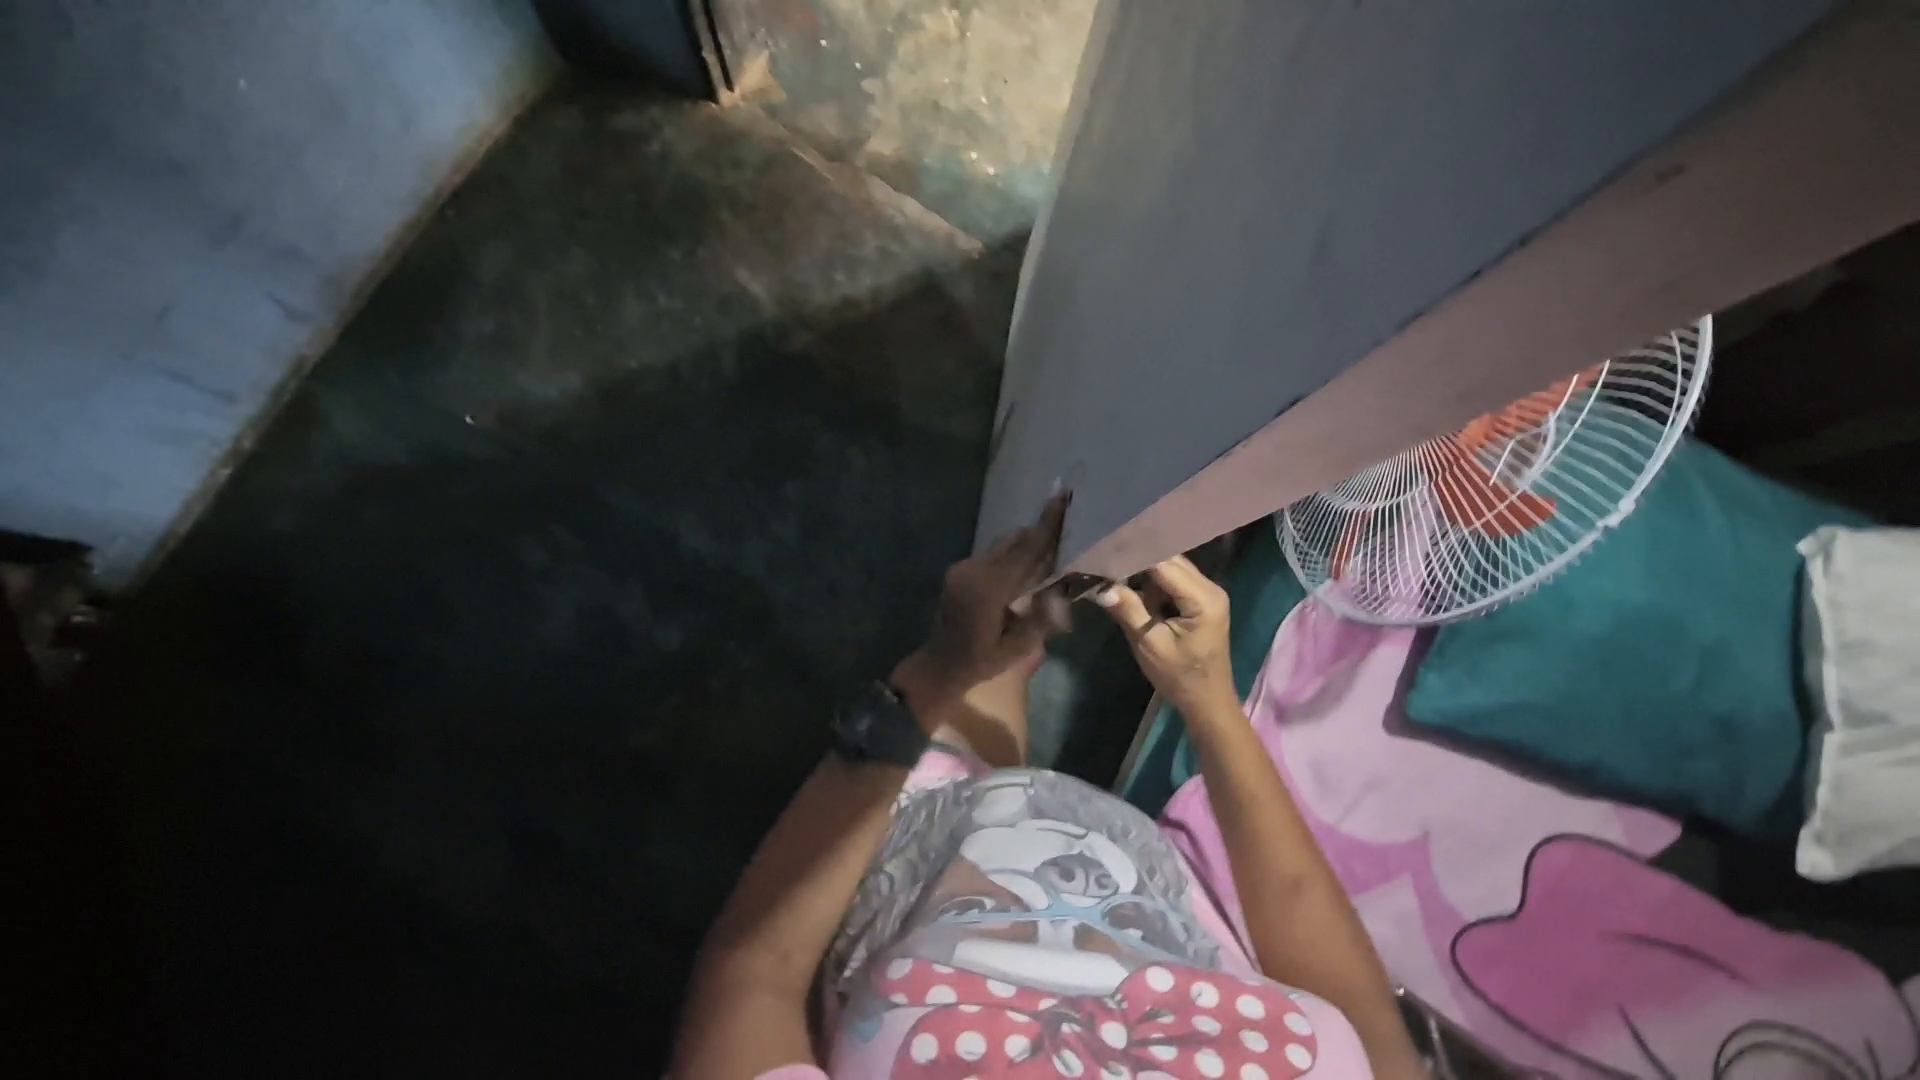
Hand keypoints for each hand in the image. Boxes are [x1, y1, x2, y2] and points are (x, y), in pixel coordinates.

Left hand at [892, 494, 1071, 726]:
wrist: (939, 665)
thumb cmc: (980, 662)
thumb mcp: (1017, 649)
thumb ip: (1041, 619)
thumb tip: (1062, 595)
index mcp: (988, 589)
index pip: (1025, 550)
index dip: (1047, 524)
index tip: (1063, 496)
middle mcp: (973, 570)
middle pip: (1014, 540)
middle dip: (1040, 534)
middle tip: (1068, 533)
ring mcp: (963, 567)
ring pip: (1003, 545)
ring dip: (1026, 547)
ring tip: (1050, 556)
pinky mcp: (960, 570)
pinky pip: (993, 555)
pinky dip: (1012, 558)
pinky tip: (1025, 573)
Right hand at [1093, 555, 1236, 718]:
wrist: (1207, 701)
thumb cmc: (1180, 677)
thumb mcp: (1149, 645)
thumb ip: (1128, 610)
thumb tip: (1101, 586)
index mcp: (1203, 599)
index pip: (1165, 564)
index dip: (1135, 555)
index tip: (1105, 551)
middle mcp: (1210, 588)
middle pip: (1170, 560)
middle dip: (1137, 559)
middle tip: (1104, 558)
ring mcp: (1207, 592)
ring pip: (1170, 568)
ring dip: (1143, 571)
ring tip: (1112, 571)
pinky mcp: (1200, 600)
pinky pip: (1173, 580)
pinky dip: (1152, 582)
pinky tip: (1130, 585)